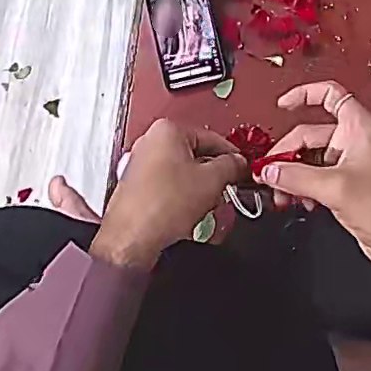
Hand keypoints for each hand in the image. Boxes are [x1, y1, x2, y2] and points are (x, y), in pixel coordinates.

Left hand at [89, 119, 245, 269]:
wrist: (130, 239)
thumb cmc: (160, 206)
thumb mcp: (212, 180)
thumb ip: (231, 165)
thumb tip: (237, 162)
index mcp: (167, 131)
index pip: (211, 138)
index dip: (230, 156)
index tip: (240, 167)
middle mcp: (150, 143)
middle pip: (196, 158)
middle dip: (213, 179)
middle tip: (224, 192)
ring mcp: (140, 165)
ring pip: (183, 176)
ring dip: (200, 194)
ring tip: (207, 211)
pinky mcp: (136, 188)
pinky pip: (169, 190)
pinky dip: (182, 202)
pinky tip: (190, 219)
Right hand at [261, 82, 370, 283]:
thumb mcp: (335, 188)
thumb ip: (296, 176)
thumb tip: (267, 170)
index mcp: (359, 127)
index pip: (330, 95)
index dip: (304, 94)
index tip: (281, 105)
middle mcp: (355, 139)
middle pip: (310, 133)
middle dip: (287, 152)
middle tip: (268, 173)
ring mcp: (351, 161)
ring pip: (311, 157)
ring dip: (292, 174)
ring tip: (280, 195)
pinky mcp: (348, 183)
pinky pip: (317, 175)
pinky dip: (303, 185)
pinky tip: (298, 201)